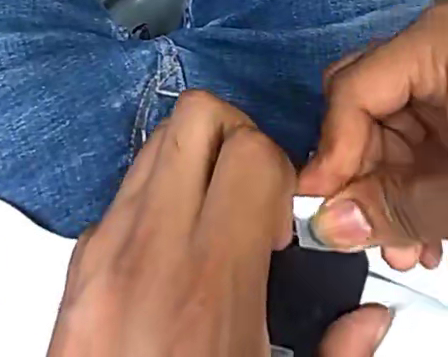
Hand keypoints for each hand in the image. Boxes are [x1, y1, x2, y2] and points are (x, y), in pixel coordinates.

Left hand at [50, 91, 392, 355]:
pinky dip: (159, 195)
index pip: (249, 151)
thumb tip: (369, 317)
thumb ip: (334, 354)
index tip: (277, 216)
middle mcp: (148, 248)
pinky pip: (126, 188)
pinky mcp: (78, 259)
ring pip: (159, 139)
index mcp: (208, 284)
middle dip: (235, 135)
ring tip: (213, 215)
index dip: (277, 168)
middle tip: (248, 188)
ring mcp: (104, 246)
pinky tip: (173, 247)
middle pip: (196, 114)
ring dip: (196, 158)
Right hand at [298, 4, 447, 312]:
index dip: (332, 149)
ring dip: (385, 190)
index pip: (354, 86)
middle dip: (359, 170)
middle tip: (363, 236)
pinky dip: (412, 193)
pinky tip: (428, 241)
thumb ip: (395, 207)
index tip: (319, 212)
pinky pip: (419, 151)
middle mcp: (442, 52)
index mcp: (440, 43)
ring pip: (387, 133)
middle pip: (364, 103)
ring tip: (406, 251)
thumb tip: (323, 218)